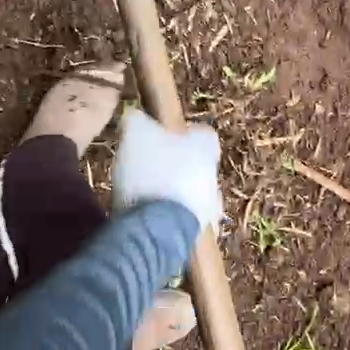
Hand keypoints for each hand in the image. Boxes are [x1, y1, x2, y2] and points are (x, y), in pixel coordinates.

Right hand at [110, 108, 221, 232]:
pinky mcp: (196, 233)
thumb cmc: (151, 171)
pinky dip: (169, 216)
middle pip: (199, 165)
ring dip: (175, 193)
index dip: (184, 133)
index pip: (203, 133)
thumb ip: (137, 120)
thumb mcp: (136, 134)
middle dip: (178, 165)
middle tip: (151, 166)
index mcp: (205, 148)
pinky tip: (148, 217)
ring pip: (193, 193)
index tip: (164, 137)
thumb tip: (134, 116)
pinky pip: (183, 219)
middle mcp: (214, 176)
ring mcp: (209, 208)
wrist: (158, 227)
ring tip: (146, 195)